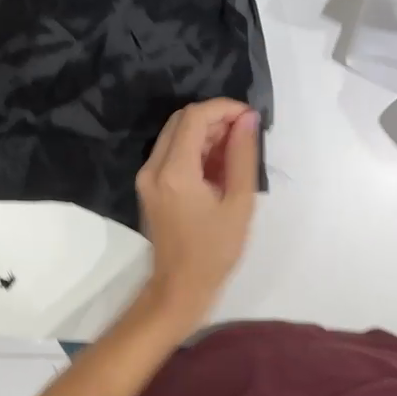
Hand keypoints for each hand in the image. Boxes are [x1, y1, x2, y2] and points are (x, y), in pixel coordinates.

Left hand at [135, 98, 259, 322]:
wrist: (180, 286)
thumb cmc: (215, 251)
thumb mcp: (239, 203)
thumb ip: (243, 156)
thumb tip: (247, 119)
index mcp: (174, 172)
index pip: (195, 117)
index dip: (224, 108)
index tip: (250, 118)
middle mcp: (153, 168)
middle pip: (181, 120)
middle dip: (215, 118)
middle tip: (244, 135)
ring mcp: (146, 177)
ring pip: (175, 134)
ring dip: (205, 133)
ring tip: (235, 152)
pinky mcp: (149, 186)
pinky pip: (170, 153)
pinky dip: (194, 149)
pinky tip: (218, 166)